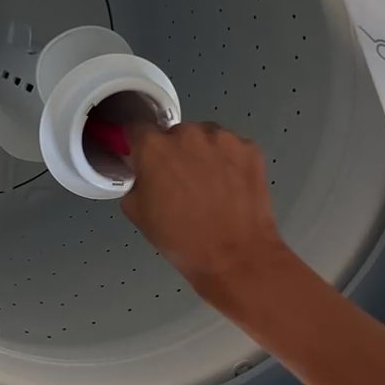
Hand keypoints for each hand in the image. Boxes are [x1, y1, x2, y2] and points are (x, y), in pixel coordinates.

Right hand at [120, 122, 299, 302]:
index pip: (137, 129)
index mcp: (153, 147)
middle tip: (179, 181)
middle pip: (174, 133)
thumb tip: (143, 170)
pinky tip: (229, 186)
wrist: (235, 256)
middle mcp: (187, 133)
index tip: (143, 159)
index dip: (138, 145)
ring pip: (204, 138)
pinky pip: (230, 148)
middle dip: (174, 152)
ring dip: (202, 153)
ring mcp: (223, 138)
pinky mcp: (250, 148)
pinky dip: (228, 161)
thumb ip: (135, 179)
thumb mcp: (135, 210)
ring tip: (208, 184)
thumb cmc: (179, 237)